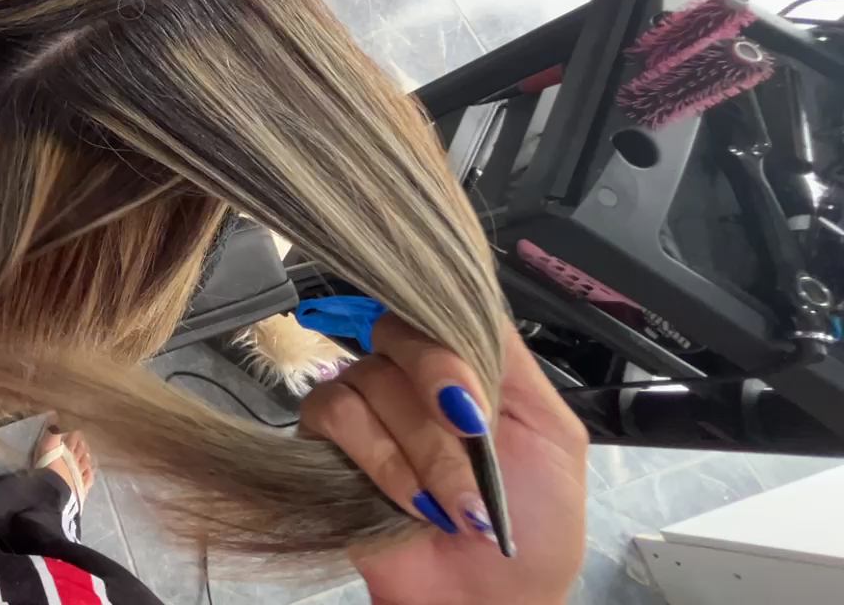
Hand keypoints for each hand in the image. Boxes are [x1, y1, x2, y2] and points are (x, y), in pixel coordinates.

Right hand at [299, 319, 588, 604]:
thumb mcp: (553, 438)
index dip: (448, 343)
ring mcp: (360, 393)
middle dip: (439, 395)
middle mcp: (404, 367)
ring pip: (370, 380)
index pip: (434, 307)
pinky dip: (381, 462)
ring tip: (451, 505)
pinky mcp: (322, 426)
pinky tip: (409, 499)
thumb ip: (513, 364)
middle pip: (398, 333)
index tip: (473, 400)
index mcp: (458, 361)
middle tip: (471, 446)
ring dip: (422, 453)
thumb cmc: (533, 527)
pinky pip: (336, 412)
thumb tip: (466, 300)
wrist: (484, 600)